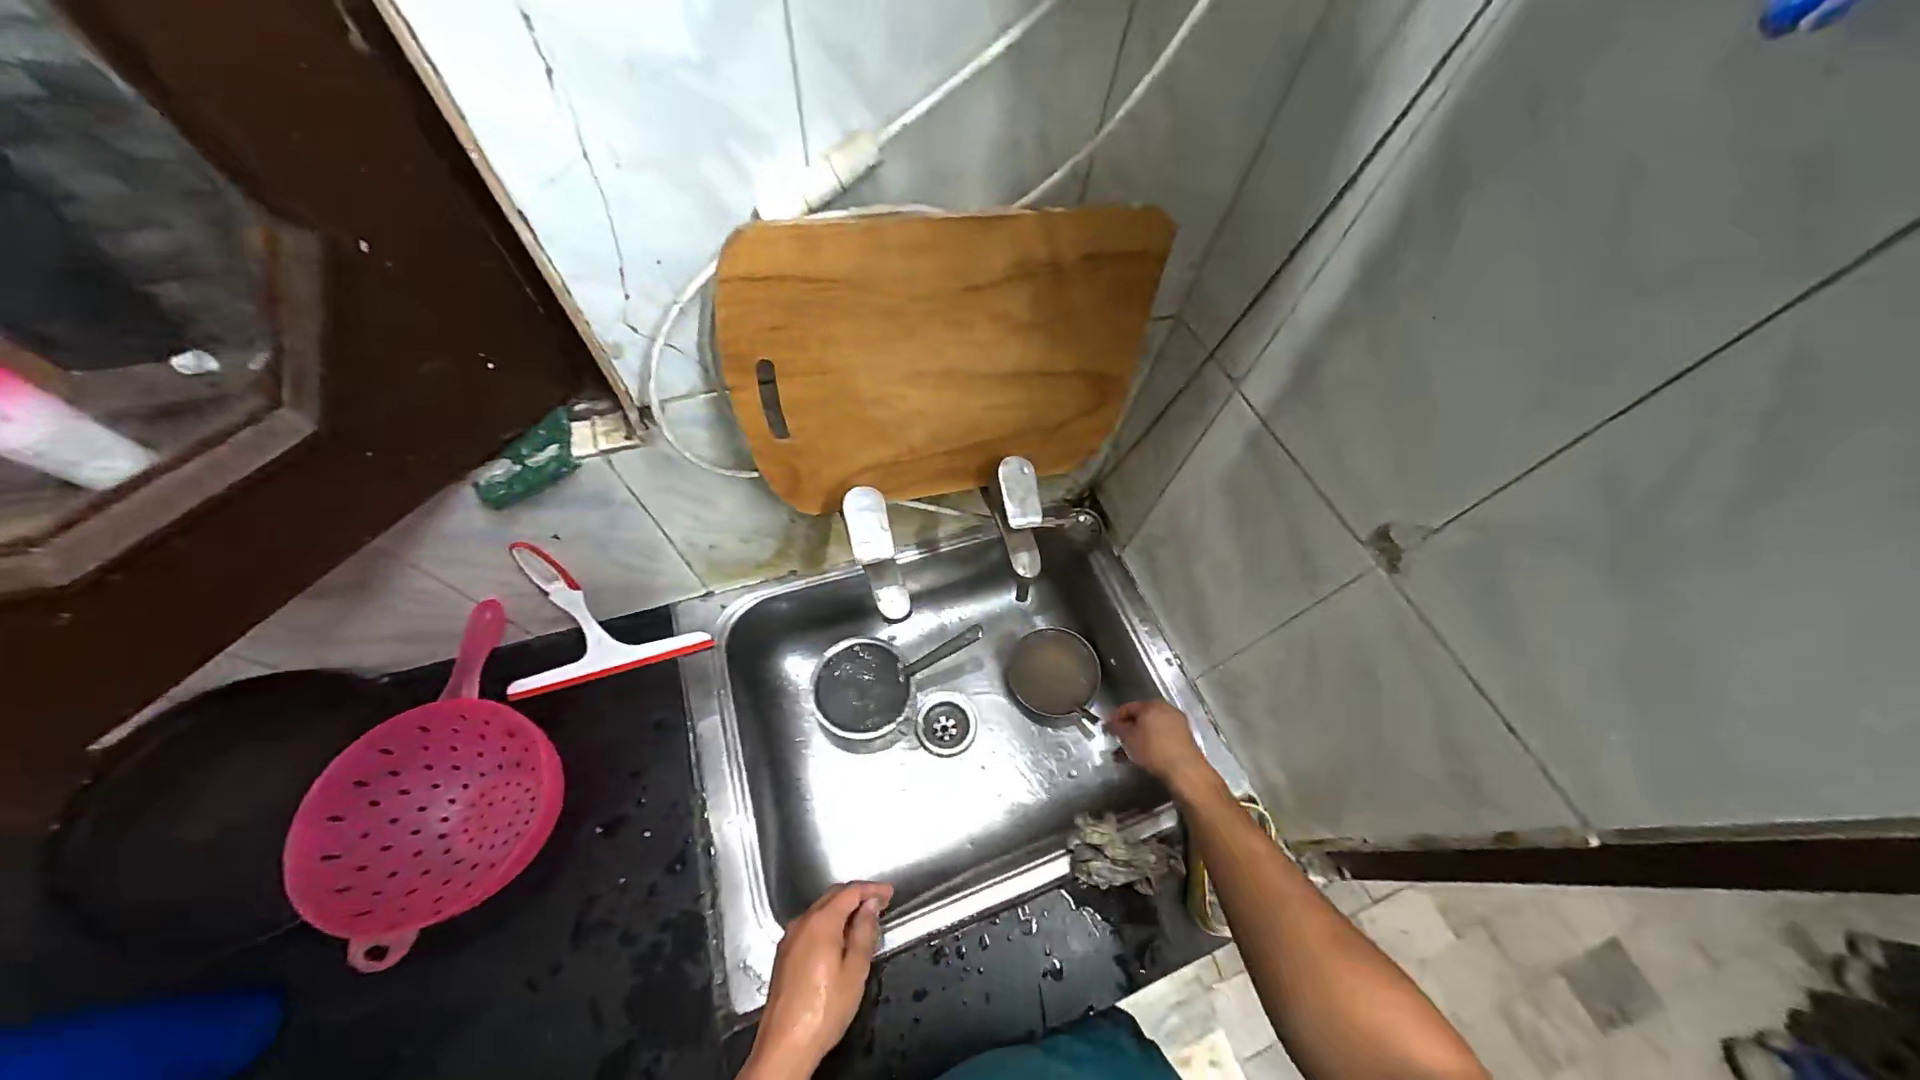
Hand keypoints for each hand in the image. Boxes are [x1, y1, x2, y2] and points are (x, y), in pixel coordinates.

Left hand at [742, 881, 892, 1079]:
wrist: (784, 1047)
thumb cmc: (825, 1009)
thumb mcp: (855, 970)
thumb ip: (864, 932)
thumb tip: (871, 906)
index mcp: (821, 922)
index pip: (850, 892)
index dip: (872, 889)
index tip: (889, 893)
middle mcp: (802, 923)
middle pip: (832, 896)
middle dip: (857, 895)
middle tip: (880, 903)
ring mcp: (789, 939)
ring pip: (819, 910)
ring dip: (842, 909)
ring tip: (864, 920)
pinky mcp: (784, 955)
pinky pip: (810, 926)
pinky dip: (828, 923)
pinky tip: (840, 939)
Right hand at [1107, 700, 1219, 797]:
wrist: (1184, 770)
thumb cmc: (1153, 750)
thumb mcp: (1129, 738)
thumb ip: (1117, 727)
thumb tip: (1111, 722)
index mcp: (1151, 705)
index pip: (1127, 707)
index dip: (1116, 718)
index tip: (1108, 730)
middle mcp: (1166, 708)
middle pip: (1141, 716)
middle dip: (1129, 729)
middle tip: (1119, 742)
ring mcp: (1177, 721)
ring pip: (1152, 727)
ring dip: (1140, 737)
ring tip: (1130, 753)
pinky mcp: (1185, 735)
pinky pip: (1163, 734)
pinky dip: (1153, 741)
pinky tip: (1146, 755)